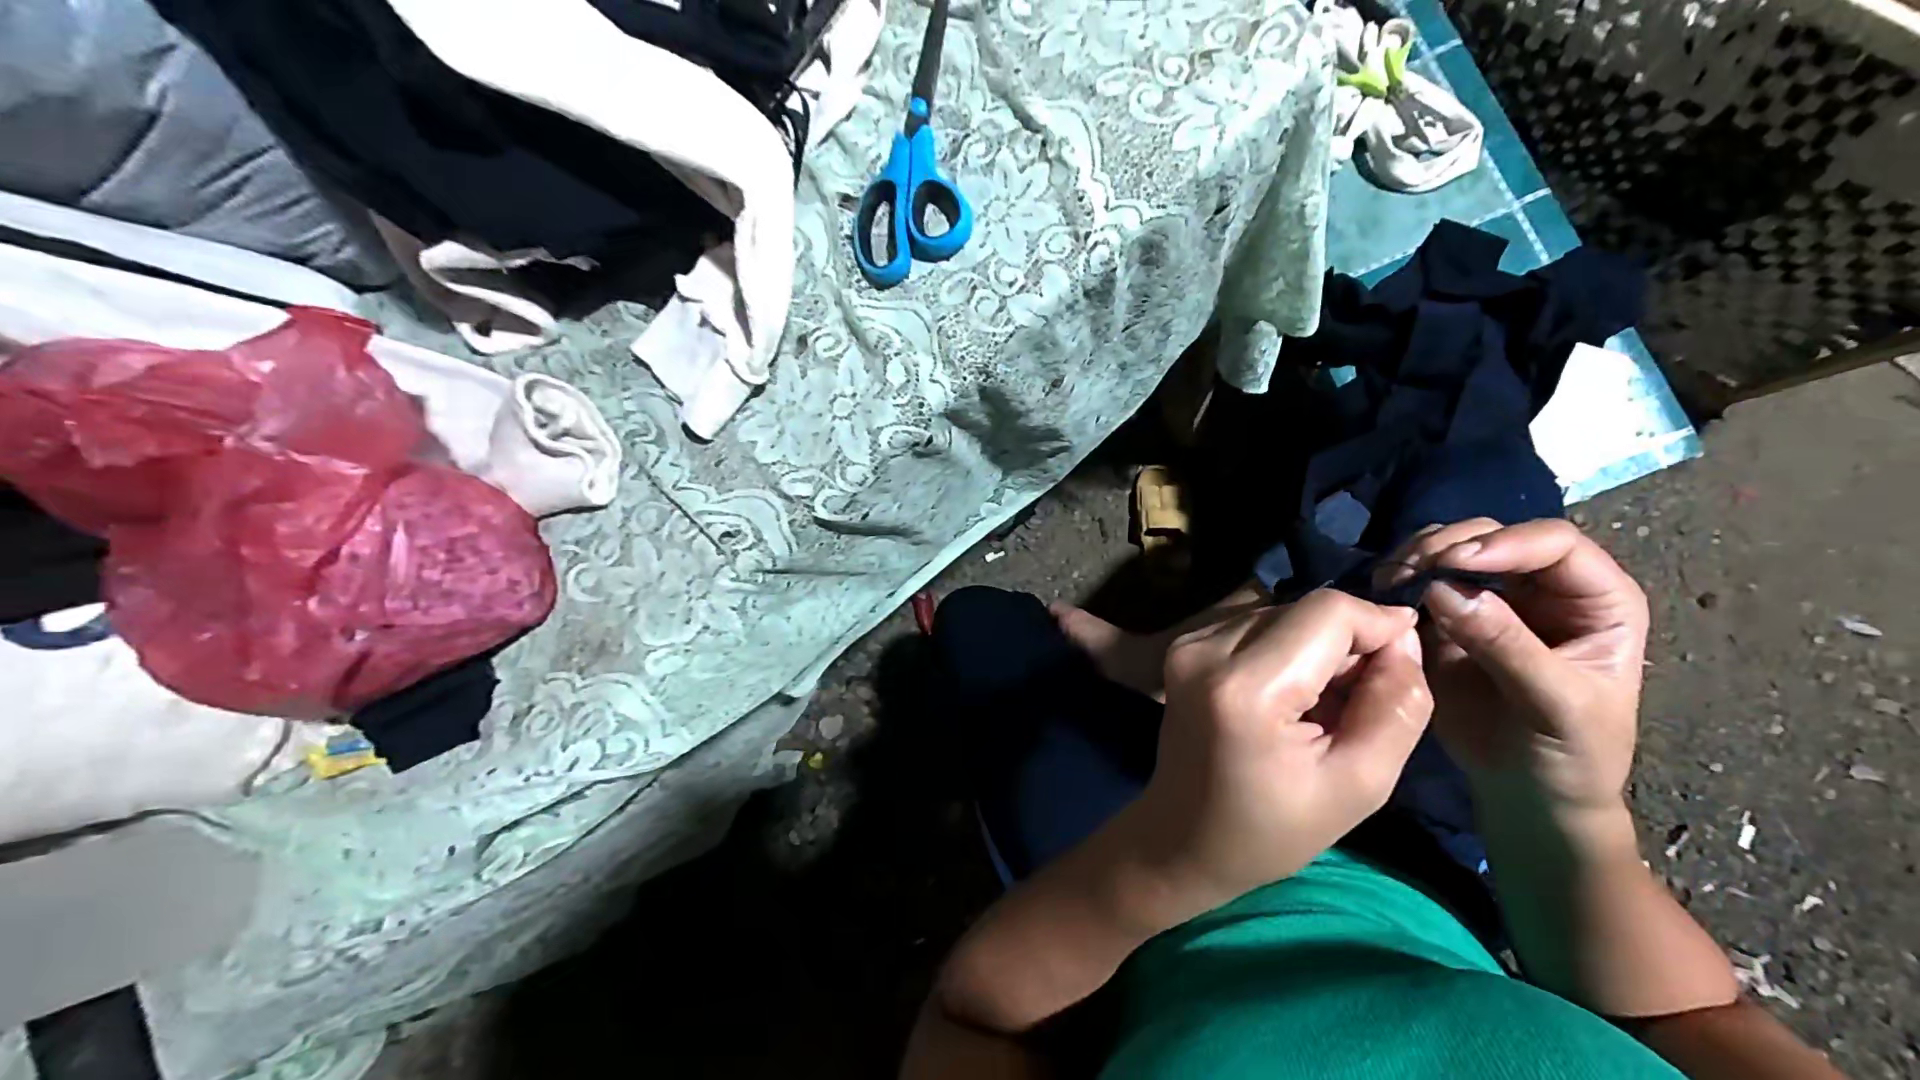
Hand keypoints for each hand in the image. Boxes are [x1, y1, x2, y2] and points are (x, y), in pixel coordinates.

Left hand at [1120, 589, 1432, 916]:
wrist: (1183, 835)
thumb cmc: (1270, 828)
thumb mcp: (1360, 784)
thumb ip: (1396, 706)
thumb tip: (1404, 638)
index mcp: (1244, 688)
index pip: (1327, 611)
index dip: (1378, 626)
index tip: (1403, 664)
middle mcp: (1206, 650)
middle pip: (1303, 610)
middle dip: (1348, 645)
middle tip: (1358, 702)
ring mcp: (1188, 644)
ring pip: (1282, 614)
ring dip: (1316, 648)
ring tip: (1318, 708)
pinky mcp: (1184, 646)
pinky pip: (1255, 626)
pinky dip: (1285, 651)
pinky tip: (1286, 697)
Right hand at [1380, 518, 1648, 821]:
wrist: (1527, 790)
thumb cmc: (1571, 753)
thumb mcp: (1555, 703)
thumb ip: (1507, 645)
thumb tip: (1444, 590)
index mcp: (1595, 600)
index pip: (1553, 544)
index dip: (1505, 543)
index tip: (1451, 564)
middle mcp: (1542, 587)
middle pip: (1492, 535)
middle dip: (1447, 547)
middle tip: (1407, 571)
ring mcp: (1491, 598)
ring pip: (1451, 547)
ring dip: (1416, 556)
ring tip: (1388, 581)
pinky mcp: (1447, 615)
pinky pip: (1421, 577)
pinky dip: (1399, 576)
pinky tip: (1382, 591)